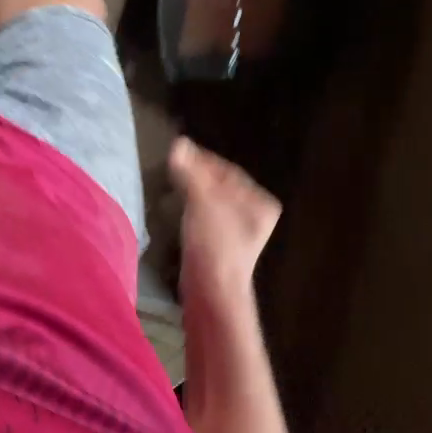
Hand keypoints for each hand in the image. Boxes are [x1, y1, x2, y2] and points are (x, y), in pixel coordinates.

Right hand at [168, 137, 279, 305]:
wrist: (213, 289)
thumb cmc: (215, 244)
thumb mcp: (203, 203)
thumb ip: (191, 172)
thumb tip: (178, 143)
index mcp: (260, 202)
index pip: (227, 171)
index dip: (203, 161)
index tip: (177, 154)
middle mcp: (255, 214)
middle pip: (219, 185)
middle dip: (196, 177)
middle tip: (170, 169)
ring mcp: (238, 230)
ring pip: (211, 200)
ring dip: (191, 192)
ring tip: (171, 185)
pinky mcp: (221, 242)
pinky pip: (205, 215)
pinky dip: (191, 208)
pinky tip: (177, 208)